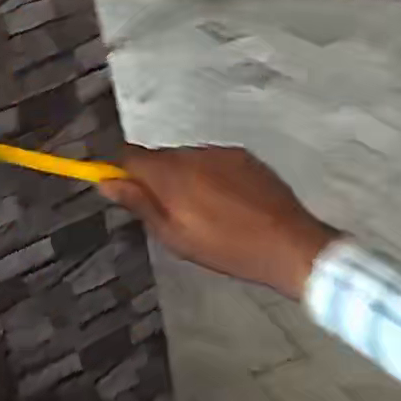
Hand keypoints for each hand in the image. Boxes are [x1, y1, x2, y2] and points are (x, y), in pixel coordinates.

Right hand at [99, 145, 339, 300]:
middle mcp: (189, 153)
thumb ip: (140, 205)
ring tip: (208, 210)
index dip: (122, 170)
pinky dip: (213, 175)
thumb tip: (106, 181)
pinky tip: (231, 202)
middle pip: (158, 157)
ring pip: (186, 158)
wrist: (295, 248)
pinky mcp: (242, 155)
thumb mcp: (177, 238)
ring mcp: (218, 151)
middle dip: (158, 178)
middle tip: (175, 211)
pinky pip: (214, 160)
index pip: (127, 155)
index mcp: (169, 173)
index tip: (126, 189)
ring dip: (186, 176)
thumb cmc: (229, 249)